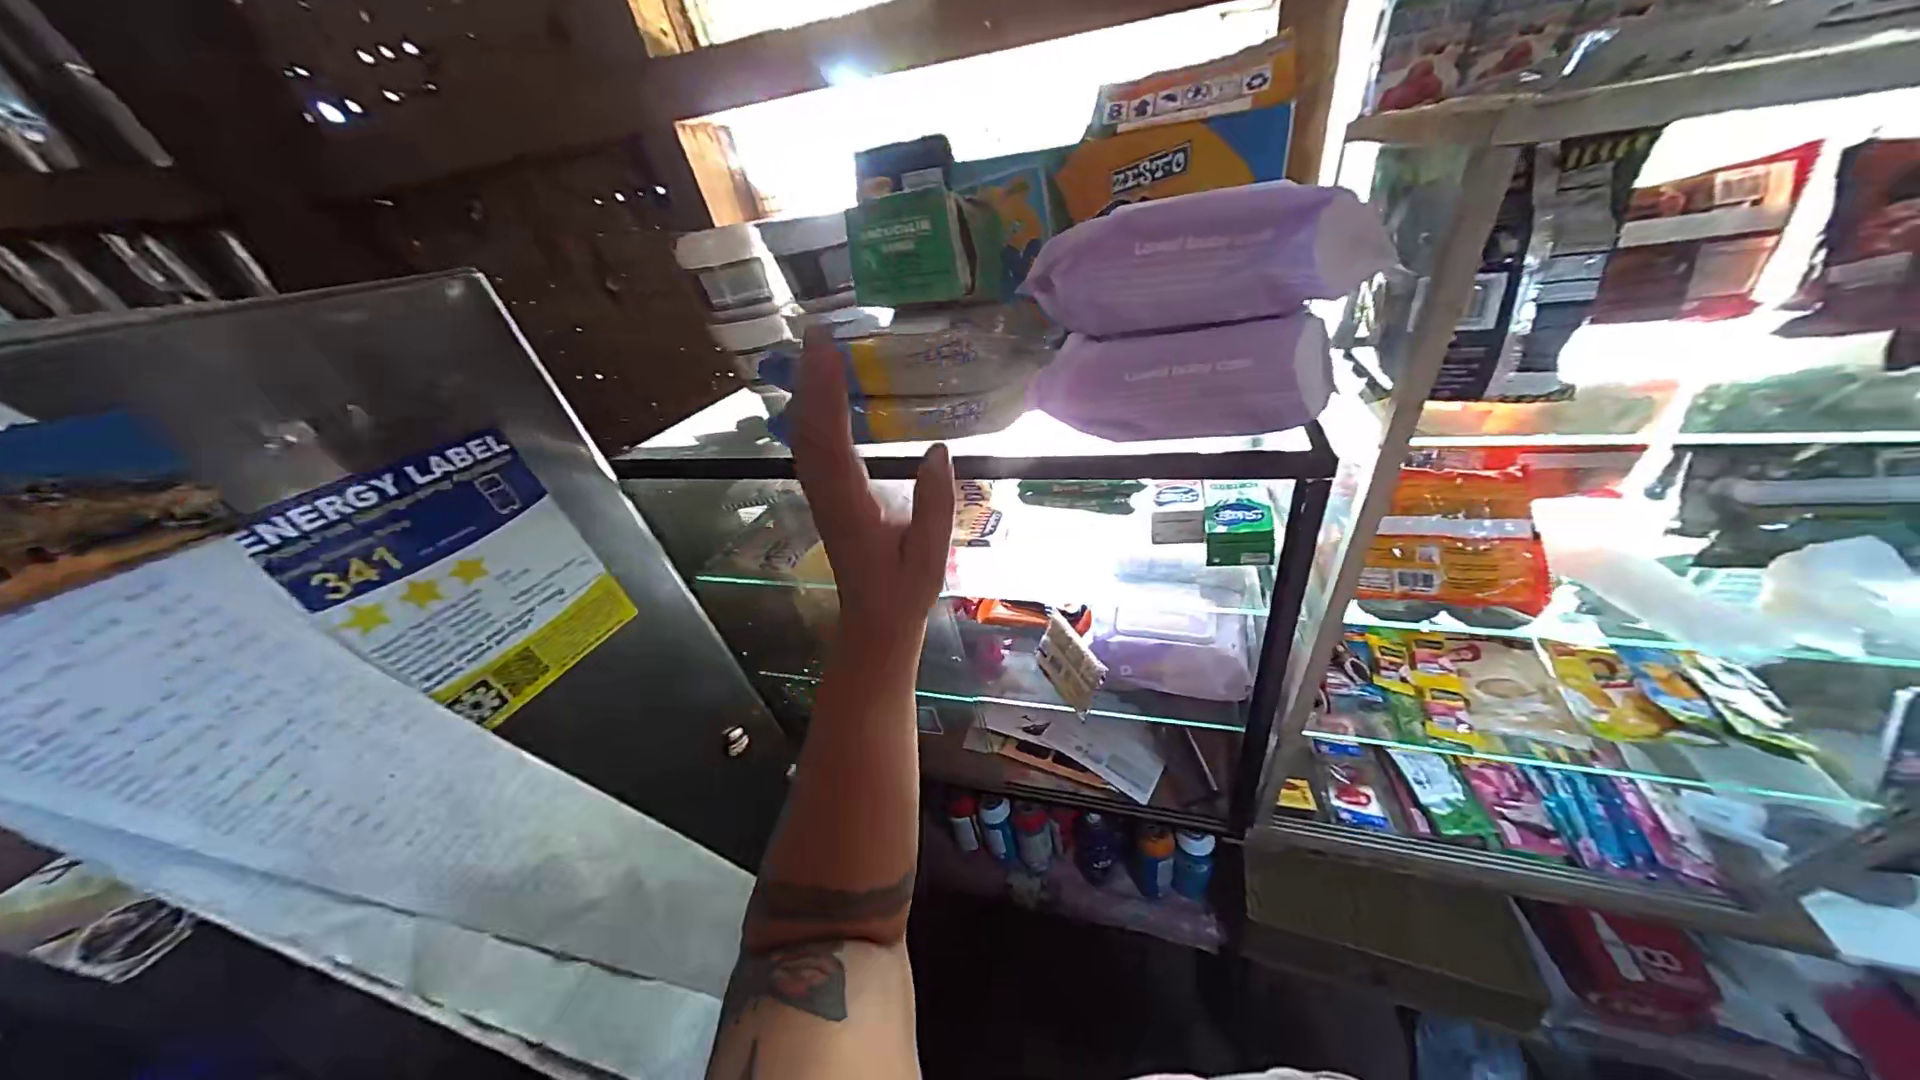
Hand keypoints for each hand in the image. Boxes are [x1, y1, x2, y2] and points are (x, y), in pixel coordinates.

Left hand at [789, 330, 954, 644]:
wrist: (874, 621)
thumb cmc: (903, 590)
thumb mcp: (930, 553)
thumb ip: (935, 503)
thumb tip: (939, 449)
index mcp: (851, 506)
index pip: (831, 441)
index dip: (826, 393)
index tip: (827, 349)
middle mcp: (827, 495)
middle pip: (808, 430)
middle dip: (810, 379)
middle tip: (818, 332)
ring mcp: (821, 497)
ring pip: (803, 438)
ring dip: (806, 393)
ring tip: (816, 352)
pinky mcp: (825, 498)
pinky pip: (811, 449)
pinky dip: (812, 415)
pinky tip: (820, 395)